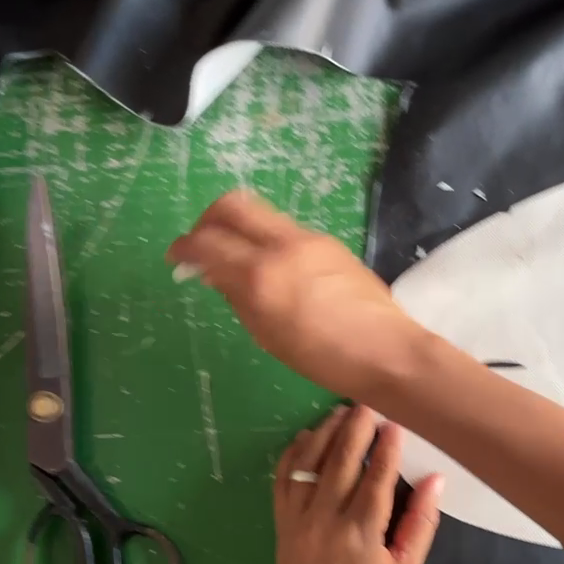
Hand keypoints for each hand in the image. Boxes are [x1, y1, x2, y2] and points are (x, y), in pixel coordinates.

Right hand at [167, 190, 431, 400]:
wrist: (386, 350)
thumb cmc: (323, 358)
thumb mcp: (267, 335)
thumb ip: (236, 296)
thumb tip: (214, 271)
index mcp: (261, 275)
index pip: (208, 242)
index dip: (184, 247)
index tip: (176, 257)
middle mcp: (283, 245)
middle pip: (232, 205)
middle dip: (208, 219)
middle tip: (201, 244)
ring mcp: (310, 239)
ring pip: (261, 215)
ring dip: (239, 229)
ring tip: (236, 262)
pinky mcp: (330, 243)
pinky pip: (285, 231)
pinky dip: (266, 241)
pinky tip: (271, 270)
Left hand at [271, 405, 444, 563]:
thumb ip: (420, 524)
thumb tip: (437, 480)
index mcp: (362, 534)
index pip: (377, 474)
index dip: (388, 443)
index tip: (396, 418)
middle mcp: (325, 521)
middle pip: (341, 458)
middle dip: (356, 425)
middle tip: (368, 401)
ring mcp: (297, 524)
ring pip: (308, 462)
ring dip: (324, 432)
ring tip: (340, 412)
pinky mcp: (280, 530)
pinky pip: (282, 481)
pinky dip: (292, 455)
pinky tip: (305, 439)